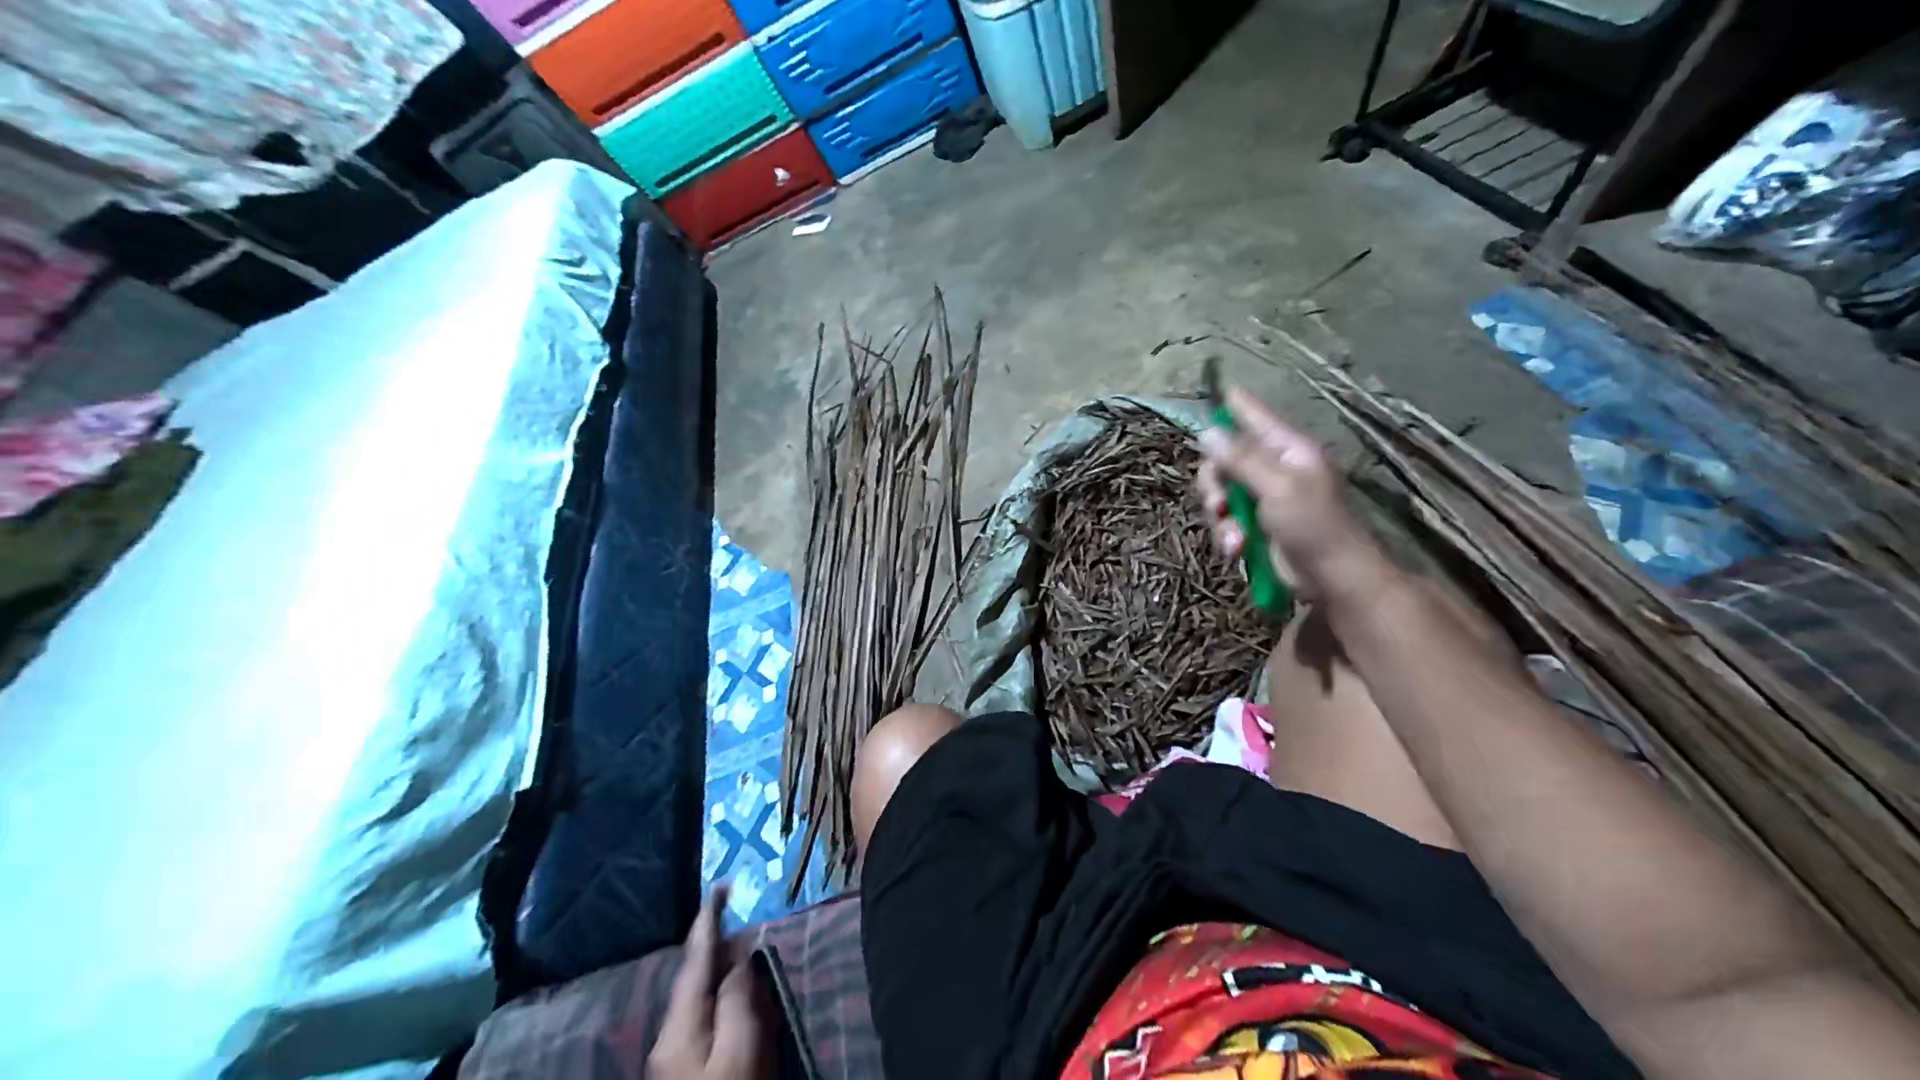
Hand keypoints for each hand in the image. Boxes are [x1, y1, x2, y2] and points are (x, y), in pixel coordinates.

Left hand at [649, 890, 769, 1079]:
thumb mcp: (739, 1056)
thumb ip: (738, 1004)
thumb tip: (737, 964)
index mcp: (680, 1027)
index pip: (696, 960)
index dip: (708, 921)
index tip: (719, 886)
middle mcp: (671, 1038)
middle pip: (697, 979)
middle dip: (720, 947)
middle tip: (744, 918)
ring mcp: (676, 1060)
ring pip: (703, 1002)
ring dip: (724, 975)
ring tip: (747, 952)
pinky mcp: (687, 1074)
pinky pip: (709, 1025)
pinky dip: (726, 1003)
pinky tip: (743, 1005)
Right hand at [1196, 385, 1380, 602]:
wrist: (1333, 581)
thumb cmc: (1315, 527)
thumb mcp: (1277, 488)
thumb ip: (1241, 460)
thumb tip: (1209, 431)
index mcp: (1289, 451)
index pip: (1255, 418)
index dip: (1233, 406)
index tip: (1215, 390)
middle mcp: (1275, 470)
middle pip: (1224, 460)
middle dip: (1214, 484)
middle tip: (1218, 504)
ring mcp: (1264, 499)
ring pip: (1221, 494)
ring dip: (1220, 517)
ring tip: (1234, 539)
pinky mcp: (1256, 526)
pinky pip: (1226, 520)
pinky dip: (1227, 535)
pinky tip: (1236, 550)